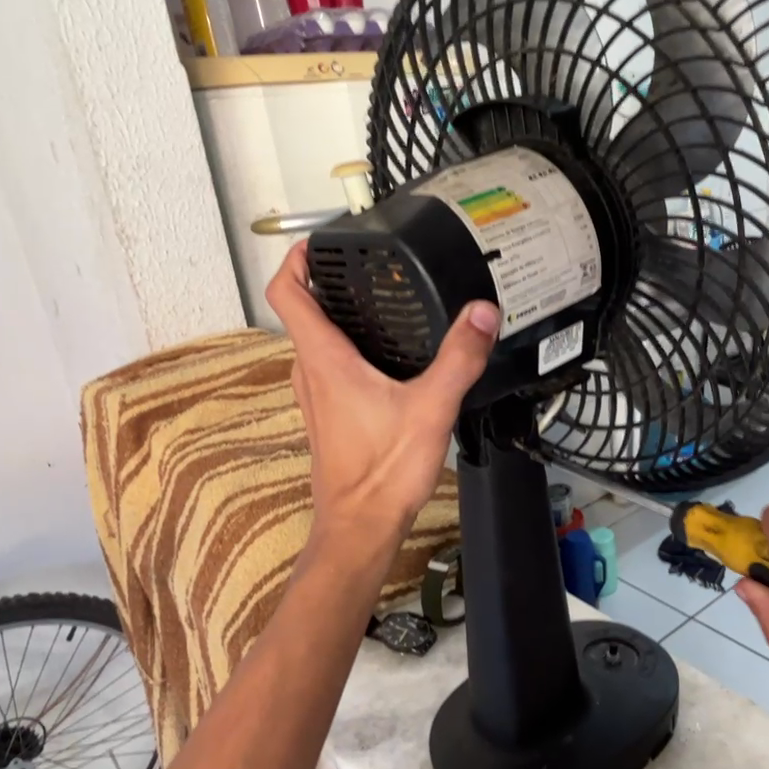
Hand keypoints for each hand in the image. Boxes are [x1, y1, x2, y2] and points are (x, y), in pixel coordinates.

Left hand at [265, 242, 497, 540]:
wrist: (360, 526)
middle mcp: (310, 374)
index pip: (287, 293)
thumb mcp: (431, 407)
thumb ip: (459, 358)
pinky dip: (345, 351)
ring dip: (335, 318)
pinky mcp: (329, 416)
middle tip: (362, 268)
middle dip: (325, 283)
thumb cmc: (381, 474)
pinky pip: (328, 369)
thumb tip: (481, 315)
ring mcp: (316, 397)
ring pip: (314, 342)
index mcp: (324, 361)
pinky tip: (385, 361)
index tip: (318, 243)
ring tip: (377, 306)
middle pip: (301, 312)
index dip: (296, 260)